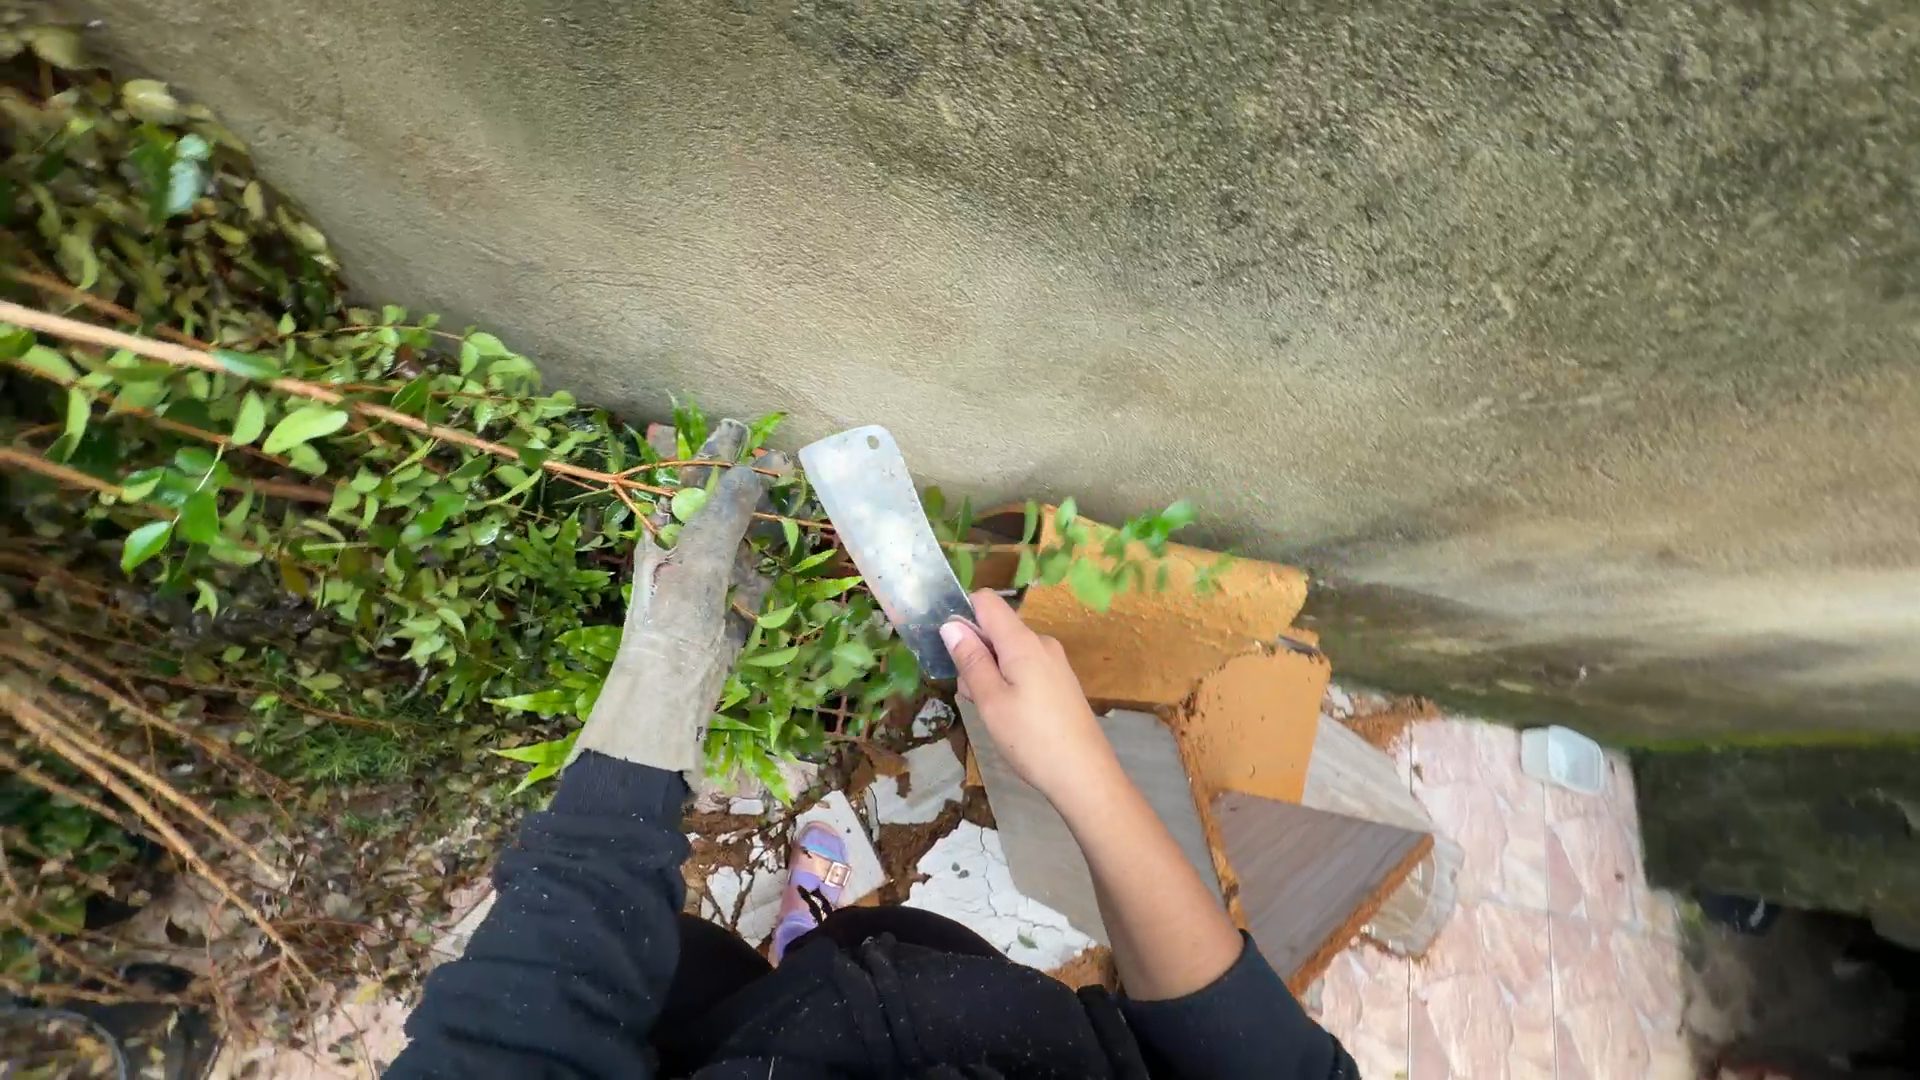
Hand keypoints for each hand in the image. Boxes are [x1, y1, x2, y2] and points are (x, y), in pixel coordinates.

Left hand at [573, 420, 776, 777]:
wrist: (673, 690)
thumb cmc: (675, 617)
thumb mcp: (700, 556)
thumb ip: (727, 510)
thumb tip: (754, 467)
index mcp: (665, 530)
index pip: (692, 478)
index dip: (715, 453)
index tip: (739, 428)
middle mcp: (685, 548)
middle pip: (724, 507)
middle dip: (751, 495)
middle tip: (783, 474)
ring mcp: (708, 578)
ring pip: (744, 543)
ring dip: (759, 544)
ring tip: (769, 550)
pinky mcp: (728, 606)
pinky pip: (753, 580)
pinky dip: (758, 585)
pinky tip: (752, 603)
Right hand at [938, 590, 1119, 804]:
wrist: (1085, 776)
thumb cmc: (1032, 739)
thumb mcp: (991, 701)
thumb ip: (971, 660)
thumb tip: (951, 625)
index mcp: (1023, 641)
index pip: (987, 601)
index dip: (962, 613)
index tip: (948, 645)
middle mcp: (1042, 642)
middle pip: (997, 628)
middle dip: (974, 651)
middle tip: (969, 693)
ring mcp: (1054, 662)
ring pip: (1009, 650)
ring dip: (989, 670)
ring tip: (989, 710)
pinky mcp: (1060, 681)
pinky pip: (1025, 666)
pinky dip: (1008, 680)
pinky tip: (1009, 714)